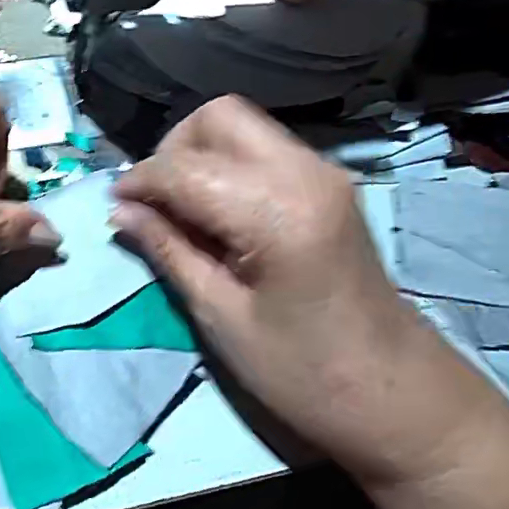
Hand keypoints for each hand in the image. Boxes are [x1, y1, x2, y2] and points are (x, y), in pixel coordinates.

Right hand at [110, 96, 508, 488]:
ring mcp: (324, 172)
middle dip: (174, 149)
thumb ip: (170, 251)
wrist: (394, 391)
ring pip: (244, 125)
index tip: (114, 203)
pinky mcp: (330, 184)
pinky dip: (230, 164)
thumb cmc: (303, 373)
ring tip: (182, 209)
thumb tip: (122, 212)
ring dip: (202, 154)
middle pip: (220, 116)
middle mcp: (305, 171)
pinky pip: (266, 149)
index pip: (187, 168)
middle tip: (155, 202)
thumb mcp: (222, 317)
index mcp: (277, 211)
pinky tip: (218, 211)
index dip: (141, 180)